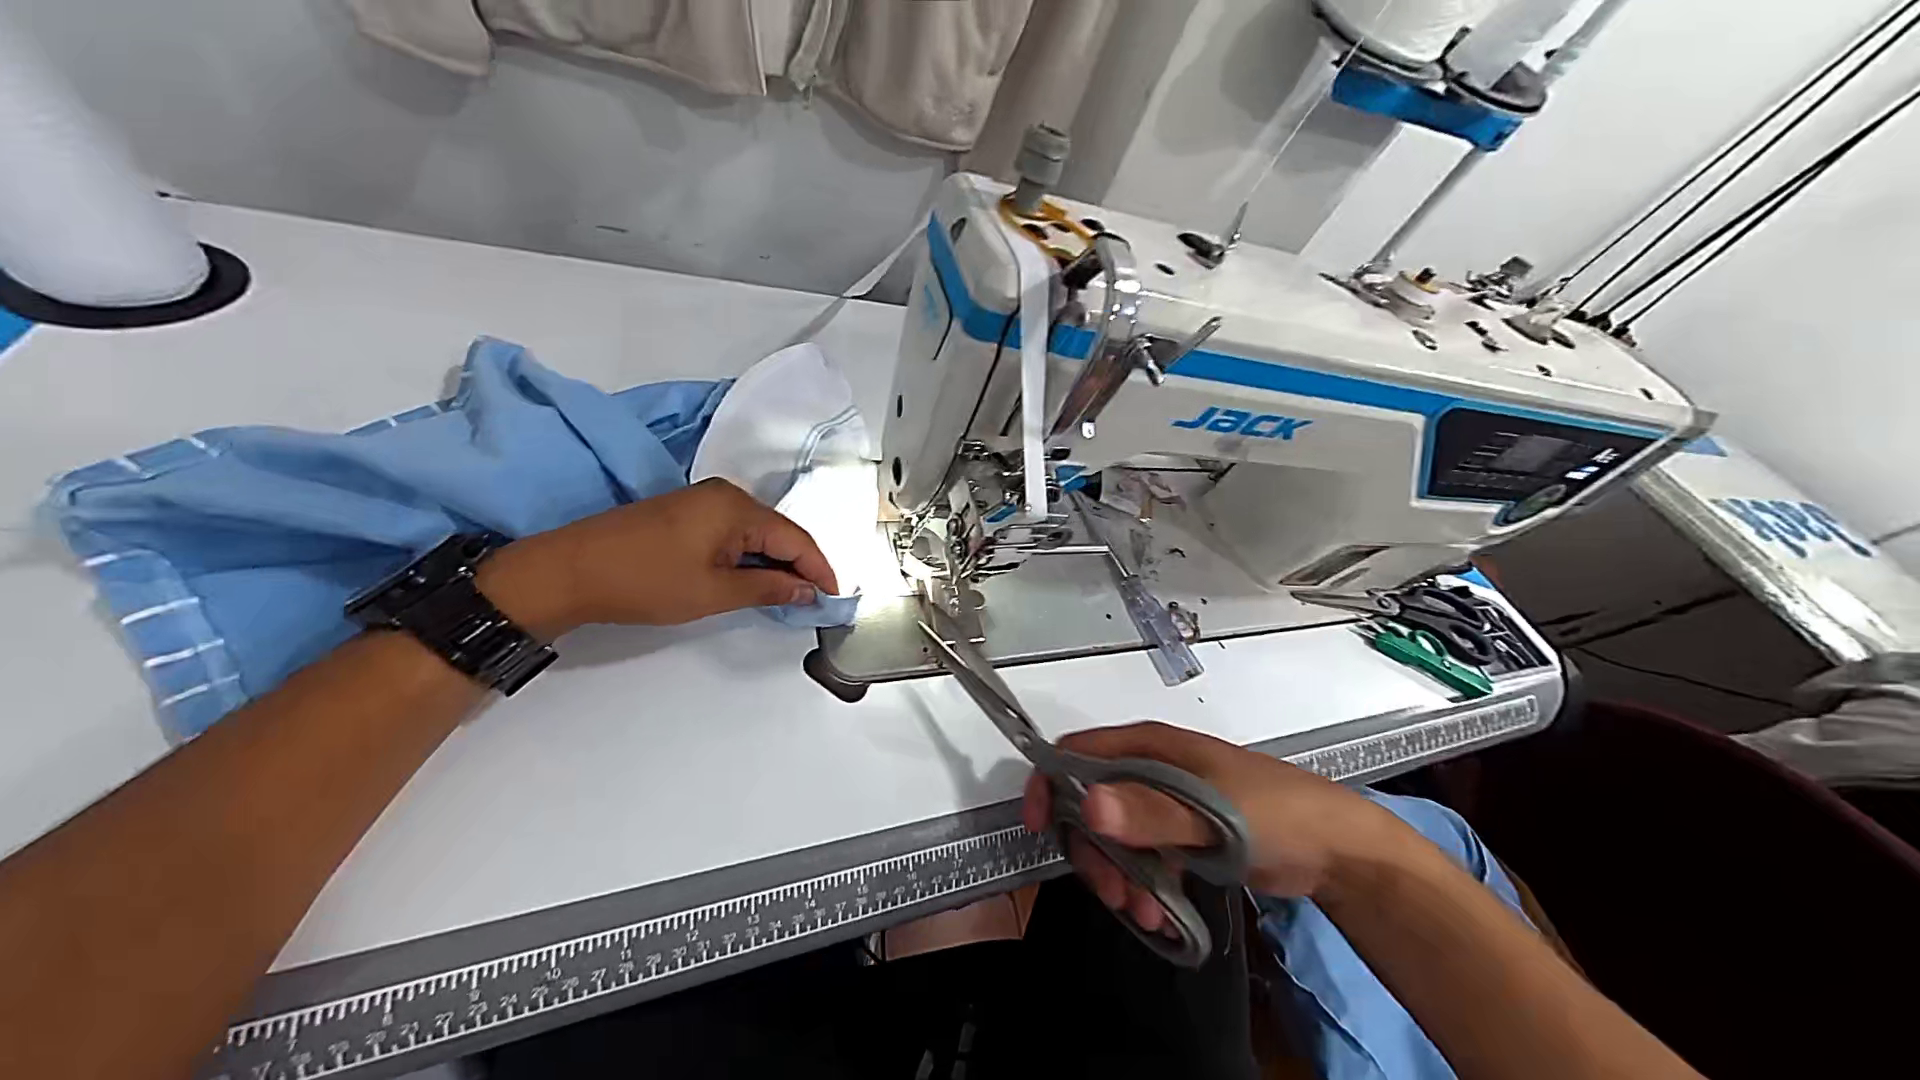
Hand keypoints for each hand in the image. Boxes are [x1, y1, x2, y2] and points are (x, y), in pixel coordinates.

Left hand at [477, 478, 839, 637]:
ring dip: (774, 563)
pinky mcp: (688, 512)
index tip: (835, 599)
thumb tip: (807, 590)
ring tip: (788, 596)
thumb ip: (768, 588)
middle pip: (779, 532)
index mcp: (737, 507)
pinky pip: (735, 532)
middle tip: (813, 601)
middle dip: (799, 567)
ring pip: (757, 533)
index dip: (819, 570)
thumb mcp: (713, 591)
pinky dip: (750, 557)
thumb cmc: (644, 581)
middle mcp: (725, 495)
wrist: (568, 570)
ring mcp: (704, 501)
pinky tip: (753, 579)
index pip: (796, 539)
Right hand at [1022, 722, 1403, 924]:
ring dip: (1119, 877)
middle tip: (1111, 891)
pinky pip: (1142, 859)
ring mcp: (1164, 806)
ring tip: (1144, 913)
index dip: (1051, 783)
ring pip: (1114, 838)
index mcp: (1149, 747)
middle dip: (1093, 850)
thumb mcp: (1211, 812)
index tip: (1040, 825)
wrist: (1336, 850)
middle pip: (1090, 804)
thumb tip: (1088, 804)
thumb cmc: (1274, 812)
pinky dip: (1143, 887)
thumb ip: (1149, 811)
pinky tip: (1161, 915)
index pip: (1077, 754)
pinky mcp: (1180, 836)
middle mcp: (1149, 771)